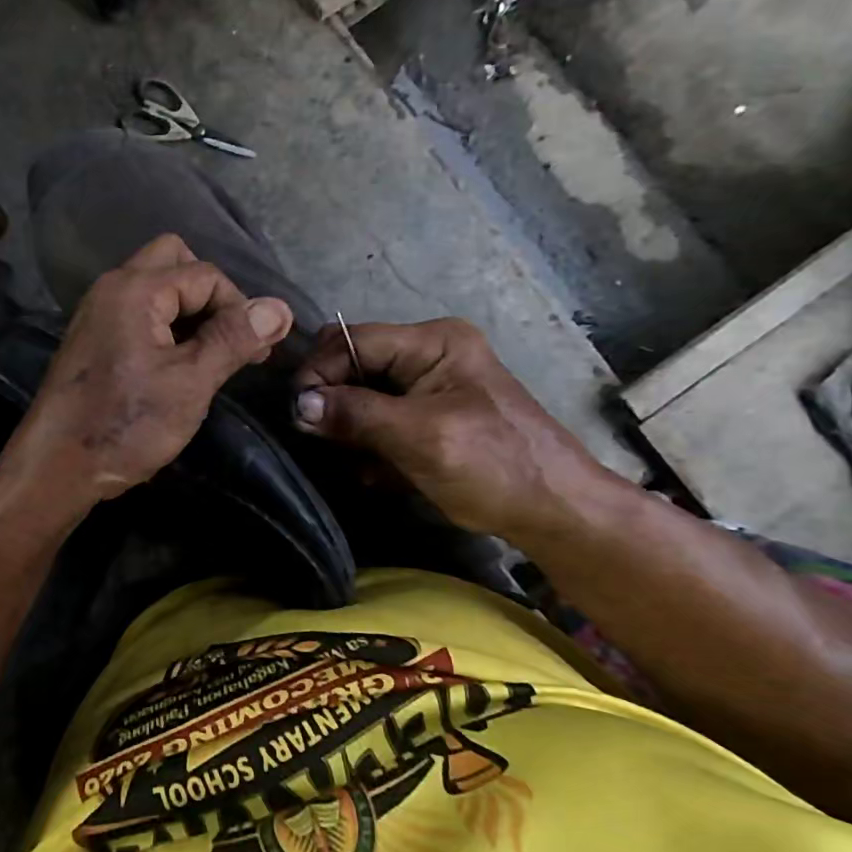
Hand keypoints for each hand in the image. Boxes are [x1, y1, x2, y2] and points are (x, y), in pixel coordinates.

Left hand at [2, 235, 294, 505]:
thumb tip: (280, 308)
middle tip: (231, 339)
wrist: (56, 468)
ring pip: (157, 286)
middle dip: (212, 295)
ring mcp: (99, 311)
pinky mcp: (94, 338)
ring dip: (191, 312)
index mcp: (136, 289)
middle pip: (175, 261)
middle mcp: (113, 287)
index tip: (256, 351)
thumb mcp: (191, 382)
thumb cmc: (126, 425)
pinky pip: (140, 311)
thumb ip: (234, 339)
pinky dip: (168, 325)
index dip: (239, 308)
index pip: (206, 275)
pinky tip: (181, 364)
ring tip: (214, 356)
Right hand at [292, 319, 616, 539]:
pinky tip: (371, 471)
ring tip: (346, 460)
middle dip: (333, 401)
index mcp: (433, 342)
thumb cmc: (494, 465)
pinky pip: (382, 418)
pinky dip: (370, 442)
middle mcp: (428, 353)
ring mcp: (430, 385)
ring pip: (364, 394)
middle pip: (356, 365)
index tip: (296, 414)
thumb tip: (298, 405)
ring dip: (350, 427)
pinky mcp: (430, 416)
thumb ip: (357, 416)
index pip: (354, 340)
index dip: (320, 372)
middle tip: (316, 439)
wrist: (554, 510)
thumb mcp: (420, 438)